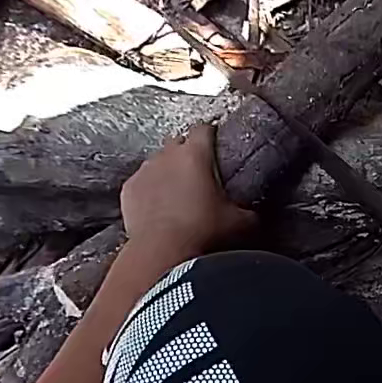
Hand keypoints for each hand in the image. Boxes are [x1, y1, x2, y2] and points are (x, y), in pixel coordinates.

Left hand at [121, 122, 256, 257]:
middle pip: (177, 141)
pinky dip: (149, 191)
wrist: (162, 253)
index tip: (216, 143)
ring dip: (167, 172)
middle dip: (187, 152)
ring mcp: (144, 172)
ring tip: (178, 194)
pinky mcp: (128, 190)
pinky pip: (141, 183)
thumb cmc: (203, 233)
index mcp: (195, 155)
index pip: (203, 129)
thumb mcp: (241, 223)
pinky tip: (159, 209)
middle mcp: (166, 156)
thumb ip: (249, 212)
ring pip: (157, 162)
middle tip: (200, 172)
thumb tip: (253, 214)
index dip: (211, 134)